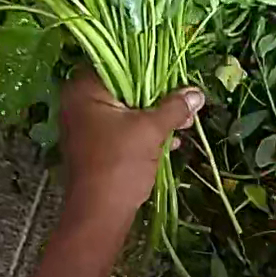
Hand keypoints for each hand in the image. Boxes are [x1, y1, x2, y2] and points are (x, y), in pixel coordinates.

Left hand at [59, 74, 204, 223]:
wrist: (100, 213)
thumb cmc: (120, 164)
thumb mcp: (151, 131)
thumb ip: (174, 108)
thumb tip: (197, 93)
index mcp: (85, 89)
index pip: (119, 63)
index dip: (150, 68)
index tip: (176, 76)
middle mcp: (79, 103)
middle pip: (124, 88)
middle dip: (158, 96)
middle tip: (184, 103)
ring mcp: (84, 126)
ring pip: (126, 111)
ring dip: (155, 117)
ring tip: (184, 123)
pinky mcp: (94, 146)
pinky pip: (122, 130)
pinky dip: (144, 133)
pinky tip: (169, 141)